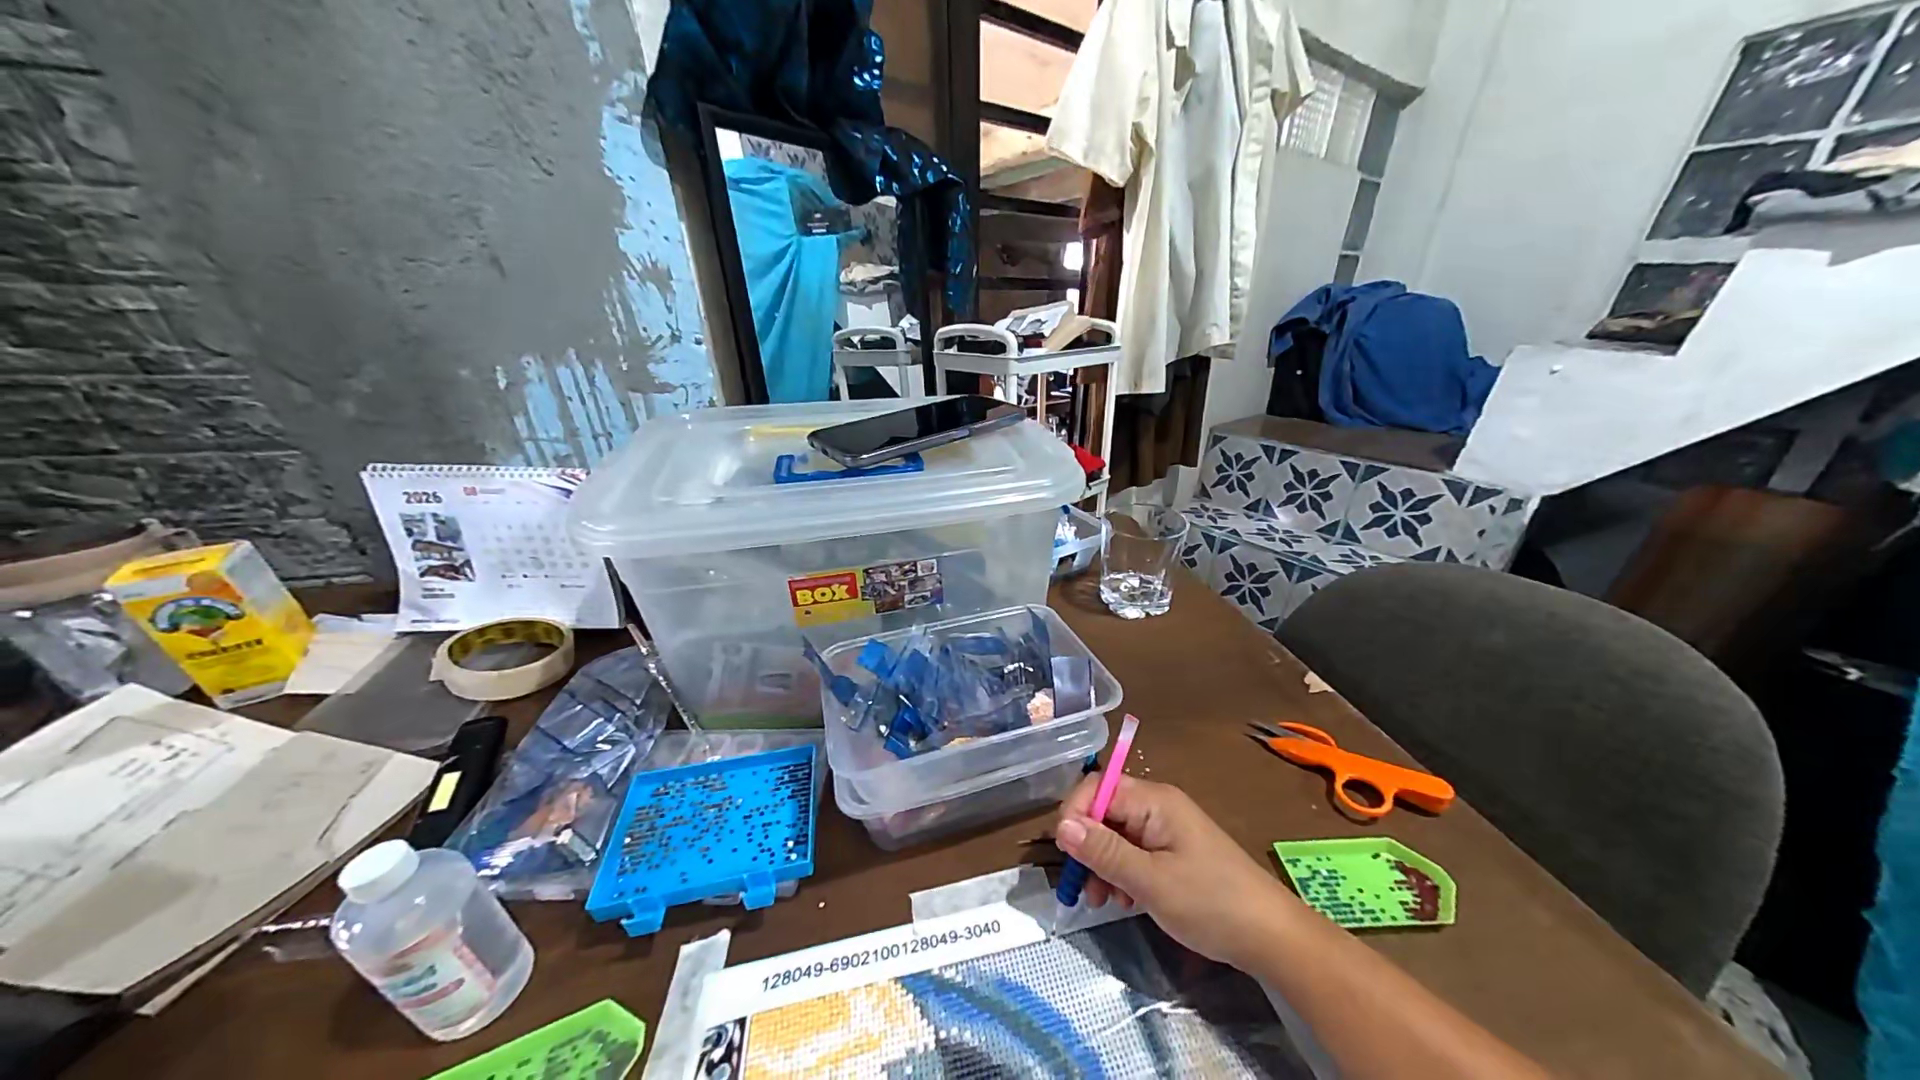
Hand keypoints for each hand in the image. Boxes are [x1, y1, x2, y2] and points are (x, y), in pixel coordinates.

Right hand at [1054, 774, 1304, 968]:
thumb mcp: (1151, 881)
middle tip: (1082, 888)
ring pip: (1115, 834)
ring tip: (1103, 901)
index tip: (1067, 854)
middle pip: (1104, 811)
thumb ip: (1105, 851)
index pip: (1097, 786)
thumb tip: (1061, 825)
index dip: (1075, 813)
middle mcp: (1158, 806)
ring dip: (1101, 864)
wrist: (1272, 937)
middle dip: (1087, 845)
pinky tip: (1124, 900)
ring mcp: (1167, 829)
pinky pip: (1133, 851)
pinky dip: (1121, 873)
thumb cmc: (1211, 903)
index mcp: (1154, 801)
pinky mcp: (1173, 852)